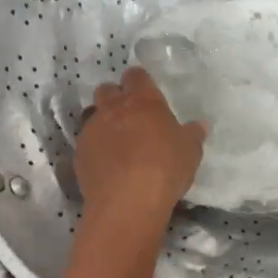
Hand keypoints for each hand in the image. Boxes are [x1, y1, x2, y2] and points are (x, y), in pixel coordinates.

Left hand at [74, 68, 205, 225]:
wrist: (127, 202)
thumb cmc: (165, 168)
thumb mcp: (191, 151)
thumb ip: (192, 134)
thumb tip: (198, 126)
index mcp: (143, 100)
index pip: (136, 75)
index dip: (140, 82)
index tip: (147, 93)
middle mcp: (113, 108)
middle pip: (107, 89)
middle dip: (116, 97)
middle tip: (131, 115)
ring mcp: (92, 130)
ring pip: (92, 115)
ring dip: (103, 121)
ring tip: (117, 140)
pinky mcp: (79, 153)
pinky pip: (87, 141)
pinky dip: (96, 147)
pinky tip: (108, 163)